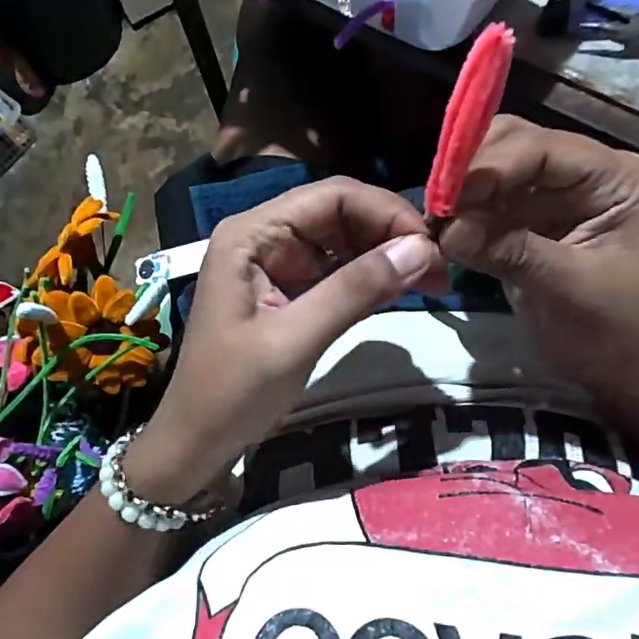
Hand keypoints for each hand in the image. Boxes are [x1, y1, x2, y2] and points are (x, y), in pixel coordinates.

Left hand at [125, 178, 445, 502]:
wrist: (198, 441)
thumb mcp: (295, 339)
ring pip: (344, 242)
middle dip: (392, 235)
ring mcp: (277, 265)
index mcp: (252, 234)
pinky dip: (370, 279)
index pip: (332, 197)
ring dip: (386, 257)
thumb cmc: (233, 392)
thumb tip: (421, 249)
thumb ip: (355, 290)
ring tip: (433, 283)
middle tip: (440, 272)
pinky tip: (401, 291)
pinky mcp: (289, 293)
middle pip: (341, 214)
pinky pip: (337, 272)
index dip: (387, 212)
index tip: (432, 249)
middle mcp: (265, 238)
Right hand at [439, 116, 638, 407]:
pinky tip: (442, 238)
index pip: (541, 149)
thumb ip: (512, 252)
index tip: (442, 196)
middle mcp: (584, 177)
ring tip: (430, 226)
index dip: (488, 165)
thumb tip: (446, 231)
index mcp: (613, 178)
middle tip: (432, 209)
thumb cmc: (624, 333)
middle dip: (470, 174)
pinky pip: (490, 214)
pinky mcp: (533, 232)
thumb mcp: (571, 290)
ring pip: (495, 180)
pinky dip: (465, 223)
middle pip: (514, 149)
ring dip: (462, 199)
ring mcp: (556, 203)